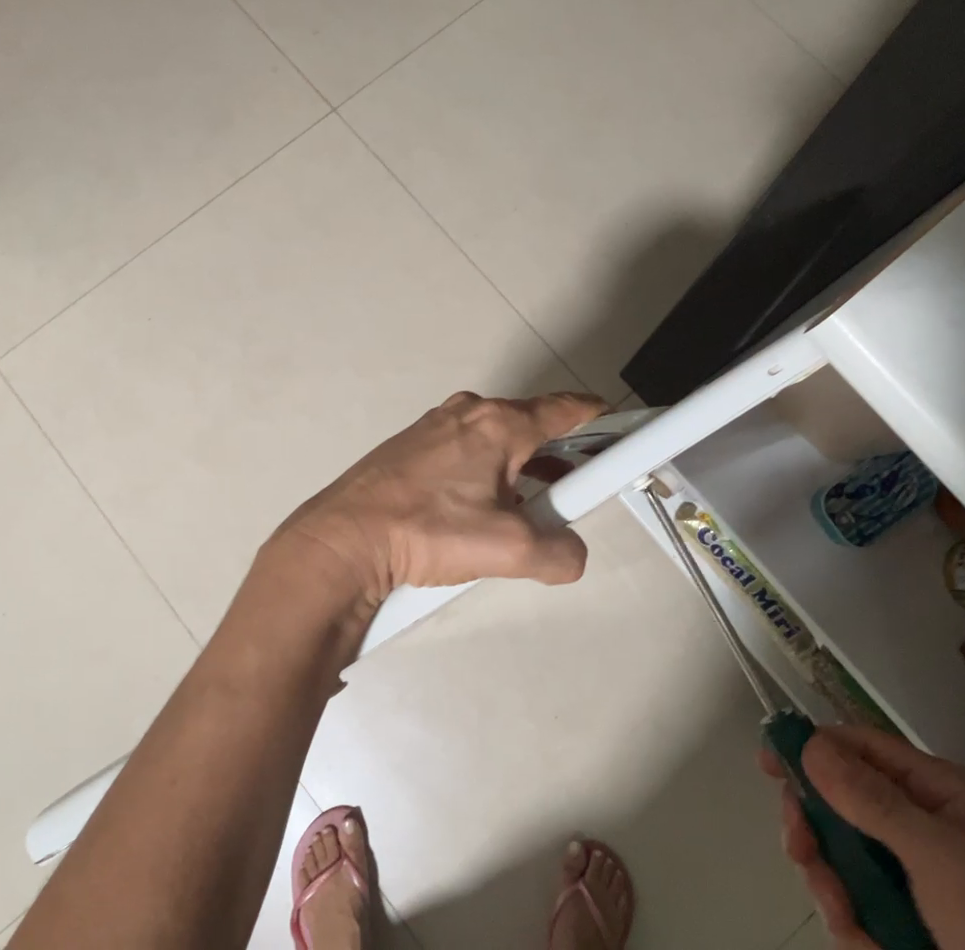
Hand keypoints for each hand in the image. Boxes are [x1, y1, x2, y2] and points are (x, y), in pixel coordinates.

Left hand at [267, 391, 607, 609]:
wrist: (342, 543)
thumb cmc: (425, 532)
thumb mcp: (508, 550)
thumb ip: (559, 552)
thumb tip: (571, 554)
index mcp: (498, 423)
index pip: (567, 408)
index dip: (601, 419)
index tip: (622, 433)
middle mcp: (467, 412)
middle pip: (533, 426)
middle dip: (559, 457)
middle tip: (570, 496)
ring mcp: (434, 427)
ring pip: (497, 442)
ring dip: (520, 471)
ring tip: (526, 514)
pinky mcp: (410, 448)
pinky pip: (466, 453)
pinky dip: (486, 475)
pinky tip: (478, 514)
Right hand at [764, 726, 964, 949]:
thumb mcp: (940, 856)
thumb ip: (873, 800)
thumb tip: (810, 743)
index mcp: (947, 795)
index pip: (869, 748)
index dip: (817, 747)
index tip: (768, 761)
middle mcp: (928, 827)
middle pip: (844, 804)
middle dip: (818, 829)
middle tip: (799, 848)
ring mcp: (915, 876)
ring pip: (841, 858)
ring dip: (831, 885)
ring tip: (846, 916)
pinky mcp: (904, 920)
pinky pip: (854, 904)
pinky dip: (851, 926)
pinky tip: (868, 943)